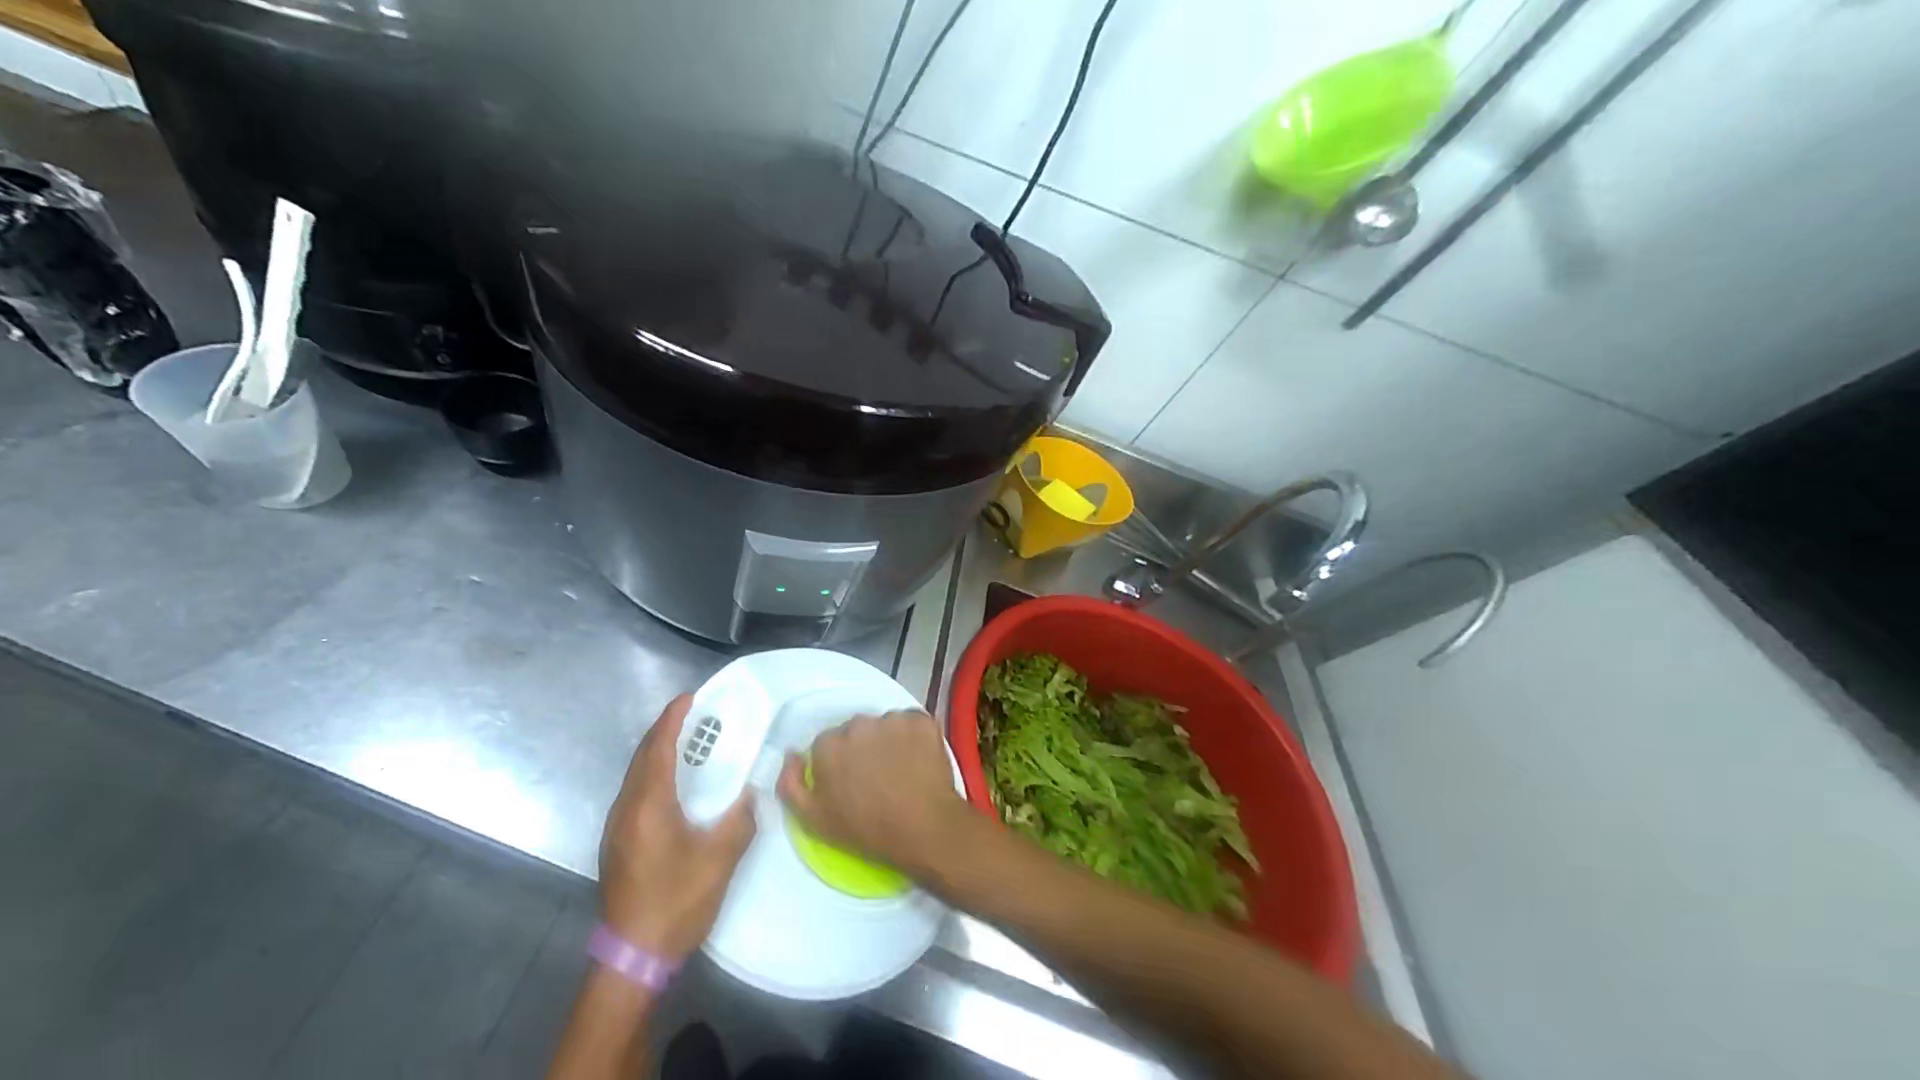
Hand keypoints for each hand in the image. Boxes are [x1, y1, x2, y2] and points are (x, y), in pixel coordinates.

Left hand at [598, 694, 756, 961]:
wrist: (631, 958)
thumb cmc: (676, 902)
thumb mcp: (720, 860)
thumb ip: (739, 819)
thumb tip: (748, 795)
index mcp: (648, 806)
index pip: (658, 748)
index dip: (673, 719)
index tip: (691, 697)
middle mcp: (626, 810)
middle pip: (642, 757)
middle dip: (666, 730)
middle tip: (695, 714)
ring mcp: (617, 828)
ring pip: (636, 776)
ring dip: (659, 753)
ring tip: (689, 742)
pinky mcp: (618, 844)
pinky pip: (636, 794)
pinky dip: (655, 775)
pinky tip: (676, 785)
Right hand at [778, 710, 972, 878]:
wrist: (922, 828)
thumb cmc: (865, 828)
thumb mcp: (812, 819)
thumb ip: (790, 783)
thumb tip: (792, 754)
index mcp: (828, 744)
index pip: (827, 744)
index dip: (838, 763)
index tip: (850, 782)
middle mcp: (858, 724)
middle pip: (856, 730)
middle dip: (862, 748)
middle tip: (876, 777)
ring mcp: (892, 720)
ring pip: (885, 725)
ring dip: (889, 740)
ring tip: (900, 770)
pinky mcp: (921, 721)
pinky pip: (913, 723)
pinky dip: (915, 737)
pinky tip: (918, 760)